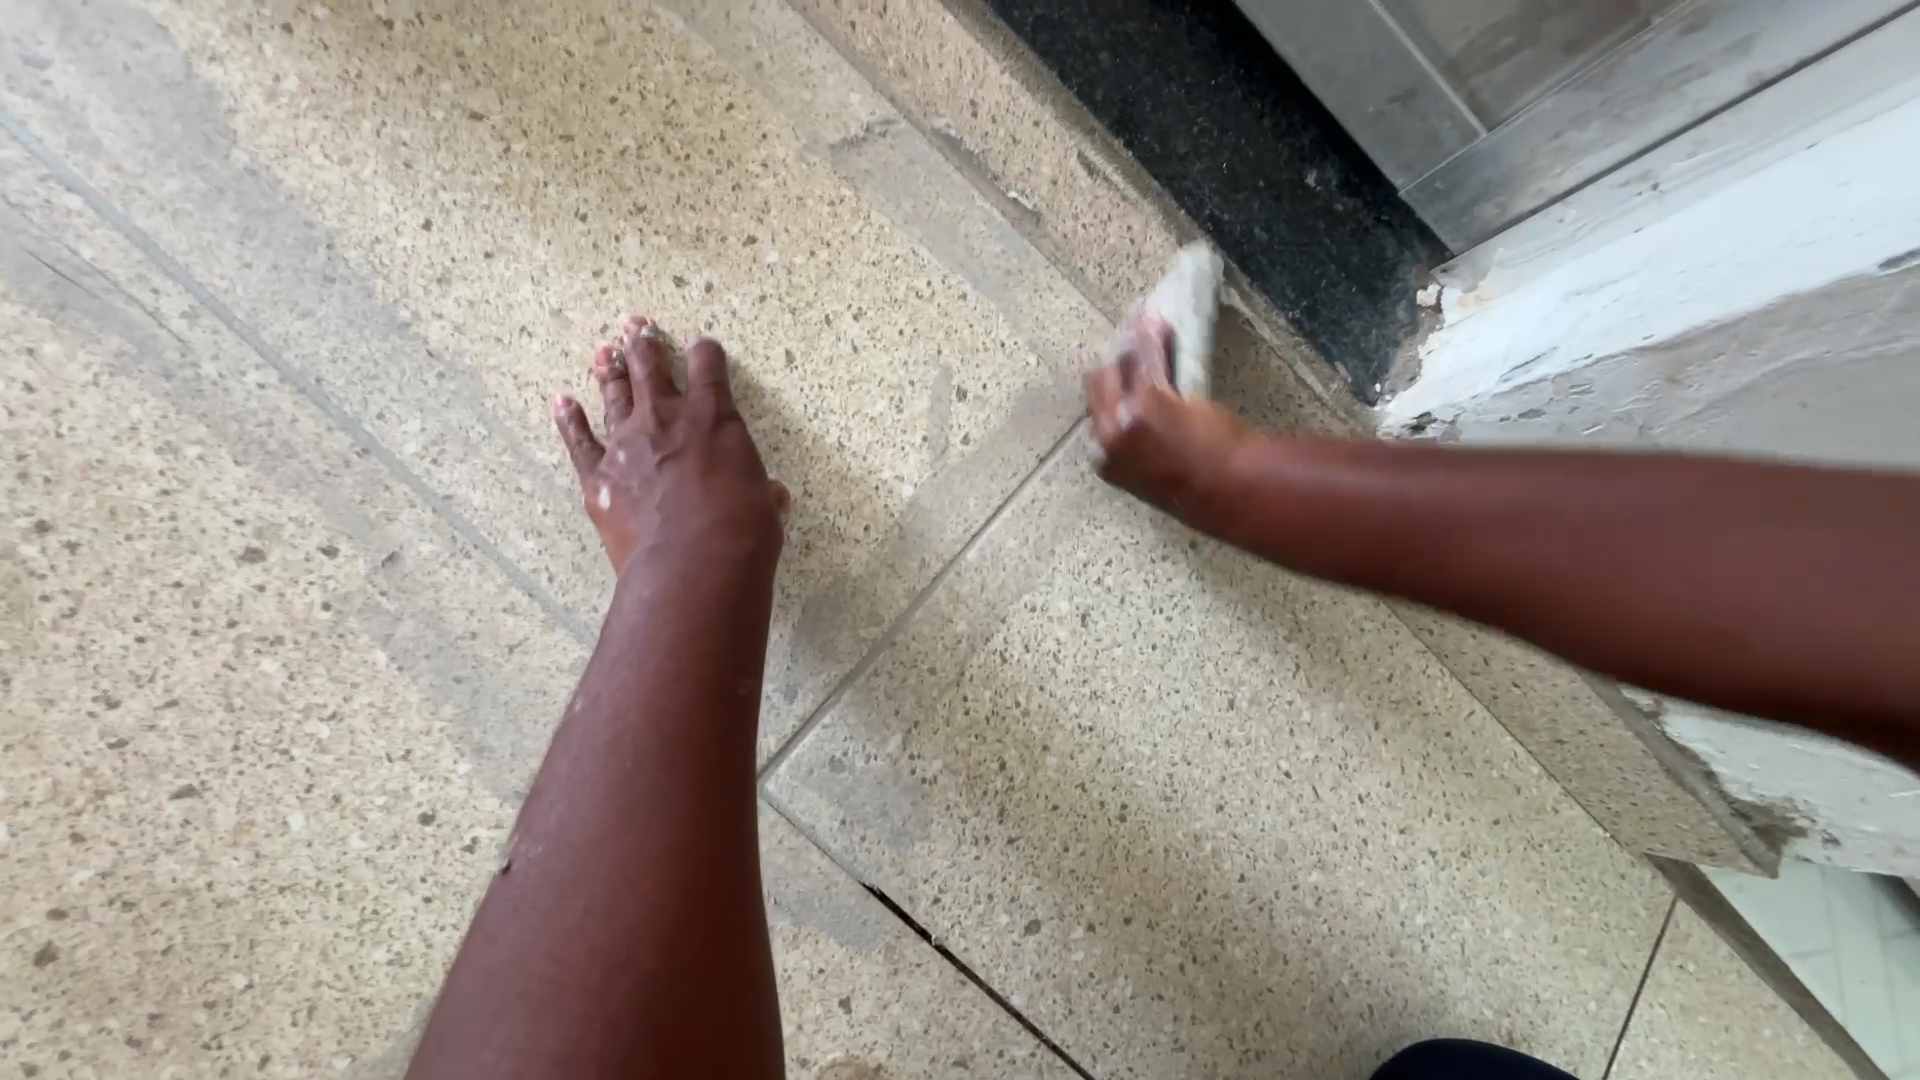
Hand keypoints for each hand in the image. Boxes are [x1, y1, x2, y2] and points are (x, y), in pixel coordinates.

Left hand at [554, 316, 789, 576]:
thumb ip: (761, 491)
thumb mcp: (764, 507)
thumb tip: (772, 495)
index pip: (709, 368)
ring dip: (609, 372)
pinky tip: (563, 403)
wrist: (692, 568)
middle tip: (635, 326)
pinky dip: (570, 420)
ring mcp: (627, 445)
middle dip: (644, 345)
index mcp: (714, 419)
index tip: (703, 347)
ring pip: (614, 395)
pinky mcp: (599, 477)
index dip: (706, 353)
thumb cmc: (743, 534)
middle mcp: (667, 419)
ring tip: (604, 353)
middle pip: (650, 369)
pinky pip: (579, 440)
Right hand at [1084, 314, 1247, 520]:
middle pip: (1099, 387)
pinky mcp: (1150, 397)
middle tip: (1126, 344)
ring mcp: (1125, 416)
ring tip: (1142, 323)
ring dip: (1131, 344)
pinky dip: (1151, 337)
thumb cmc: (1201, 489)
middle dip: (1112, 364)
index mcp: (1107, 461)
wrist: (1226, 489)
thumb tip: (1146, 428)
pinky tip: (1156, 322)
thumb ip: (1143, 449)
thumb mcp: (1158, 474)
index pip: (1098, 414)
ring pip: (1120, 369)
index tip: (1119, 375)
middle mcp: (1107, 438)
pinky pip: (1147, 358)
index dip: (1108, 390)